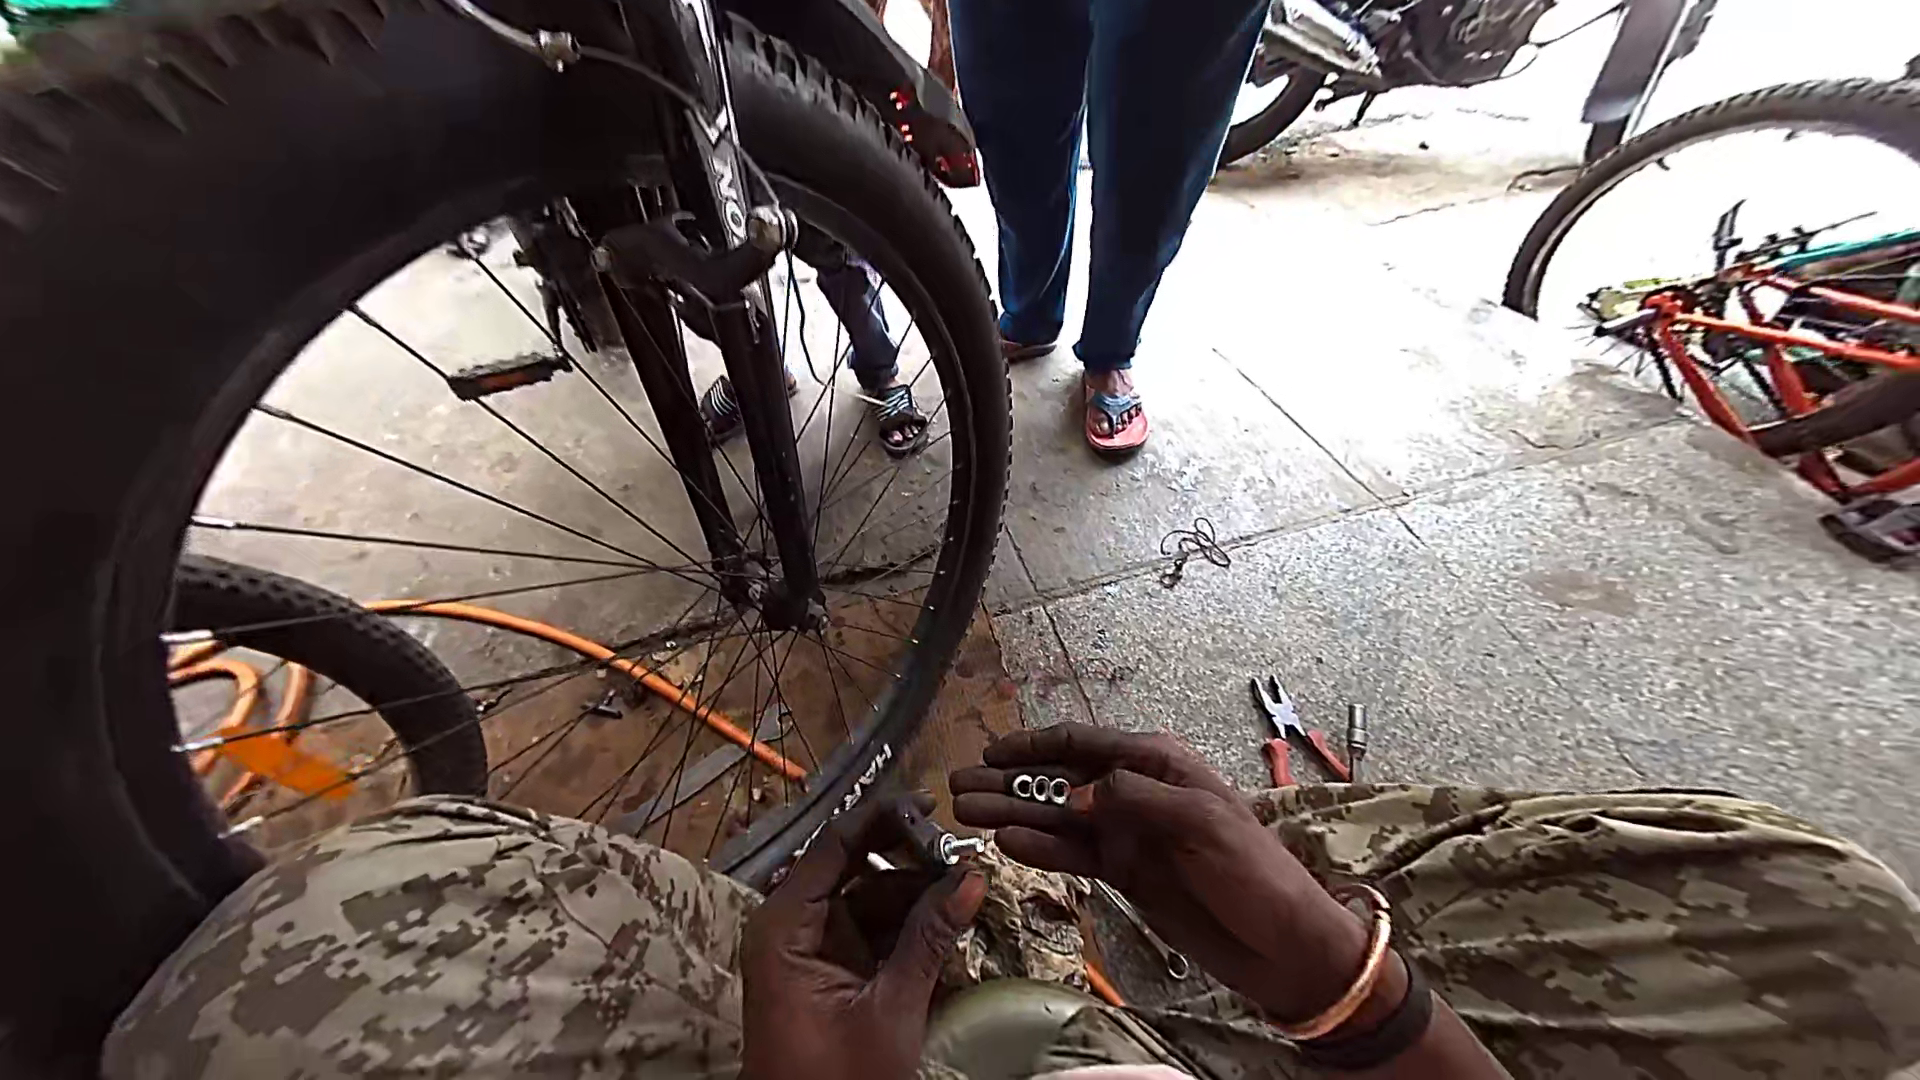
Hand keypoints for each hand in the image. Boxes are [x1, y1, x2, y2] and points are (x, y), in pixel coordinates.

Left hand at [740, 794, 987, 1079]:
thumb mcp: (889, 1011)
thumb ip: (930, 938)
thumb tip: (973, 878)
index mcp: (785, 924)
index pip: (835, 844)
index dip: (884, 817)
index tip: (931, 806)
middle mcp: (794, 922)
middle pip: (856, 865)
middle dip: (908, 858)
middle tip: (957, 853)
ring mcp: (814, 943)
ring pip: (871, 894)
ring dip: (916, 891)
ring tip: (962, 885)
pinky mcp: (834, 964)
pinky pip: (874, 925)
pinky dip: (909, 921)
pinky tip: (945, 916)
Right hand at [949, 724, 1394, 1025]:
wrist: (1284, 945)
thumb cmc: (1250, 868)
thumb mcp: (1200, 819)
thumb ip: (1133, 797)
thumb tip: (1073, 795)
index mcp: (1153, 761)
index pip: (1082, 743)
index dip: (1034, 744)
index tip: (992, 751)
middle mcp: (1130, 789)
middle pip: (1057, 779)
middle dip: (1009, 780)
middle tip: (961, 784)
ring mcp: (1122, 830)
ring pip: (1055, 816)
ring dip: (1012, 812)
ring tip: (968, 812)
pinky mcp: (1120, 869)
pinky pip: (1071, 854)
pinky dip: (1039, 848)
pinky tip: (1007, 843)